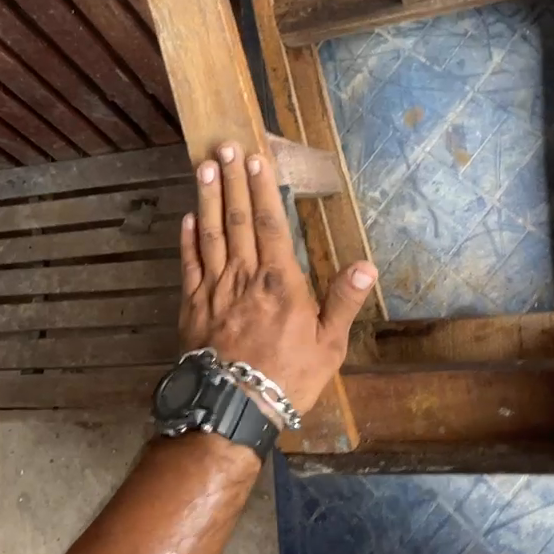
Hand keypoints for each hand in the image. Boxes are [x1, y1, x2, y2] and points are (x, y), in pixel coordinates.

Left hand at [177, 142, 377, 416]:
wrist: (233, 409)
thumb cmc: (288, 378)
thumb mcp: (329, 345)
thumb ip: (343, 300)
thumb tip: (366, 265)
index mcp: (280, 282)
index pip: (269, 222)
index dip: (261, 187)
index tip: (256, 158)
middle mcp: (244, 276)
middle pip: (237, 218)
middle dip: (233, 179)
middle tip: (225, 145)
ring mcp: (214, 288)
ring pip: (211, 233)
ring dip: (208, 197)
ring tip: (205, 166)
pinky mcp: (192, 305)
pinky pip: (189, 264)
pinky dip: (187, 238)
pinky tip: (187, 215)